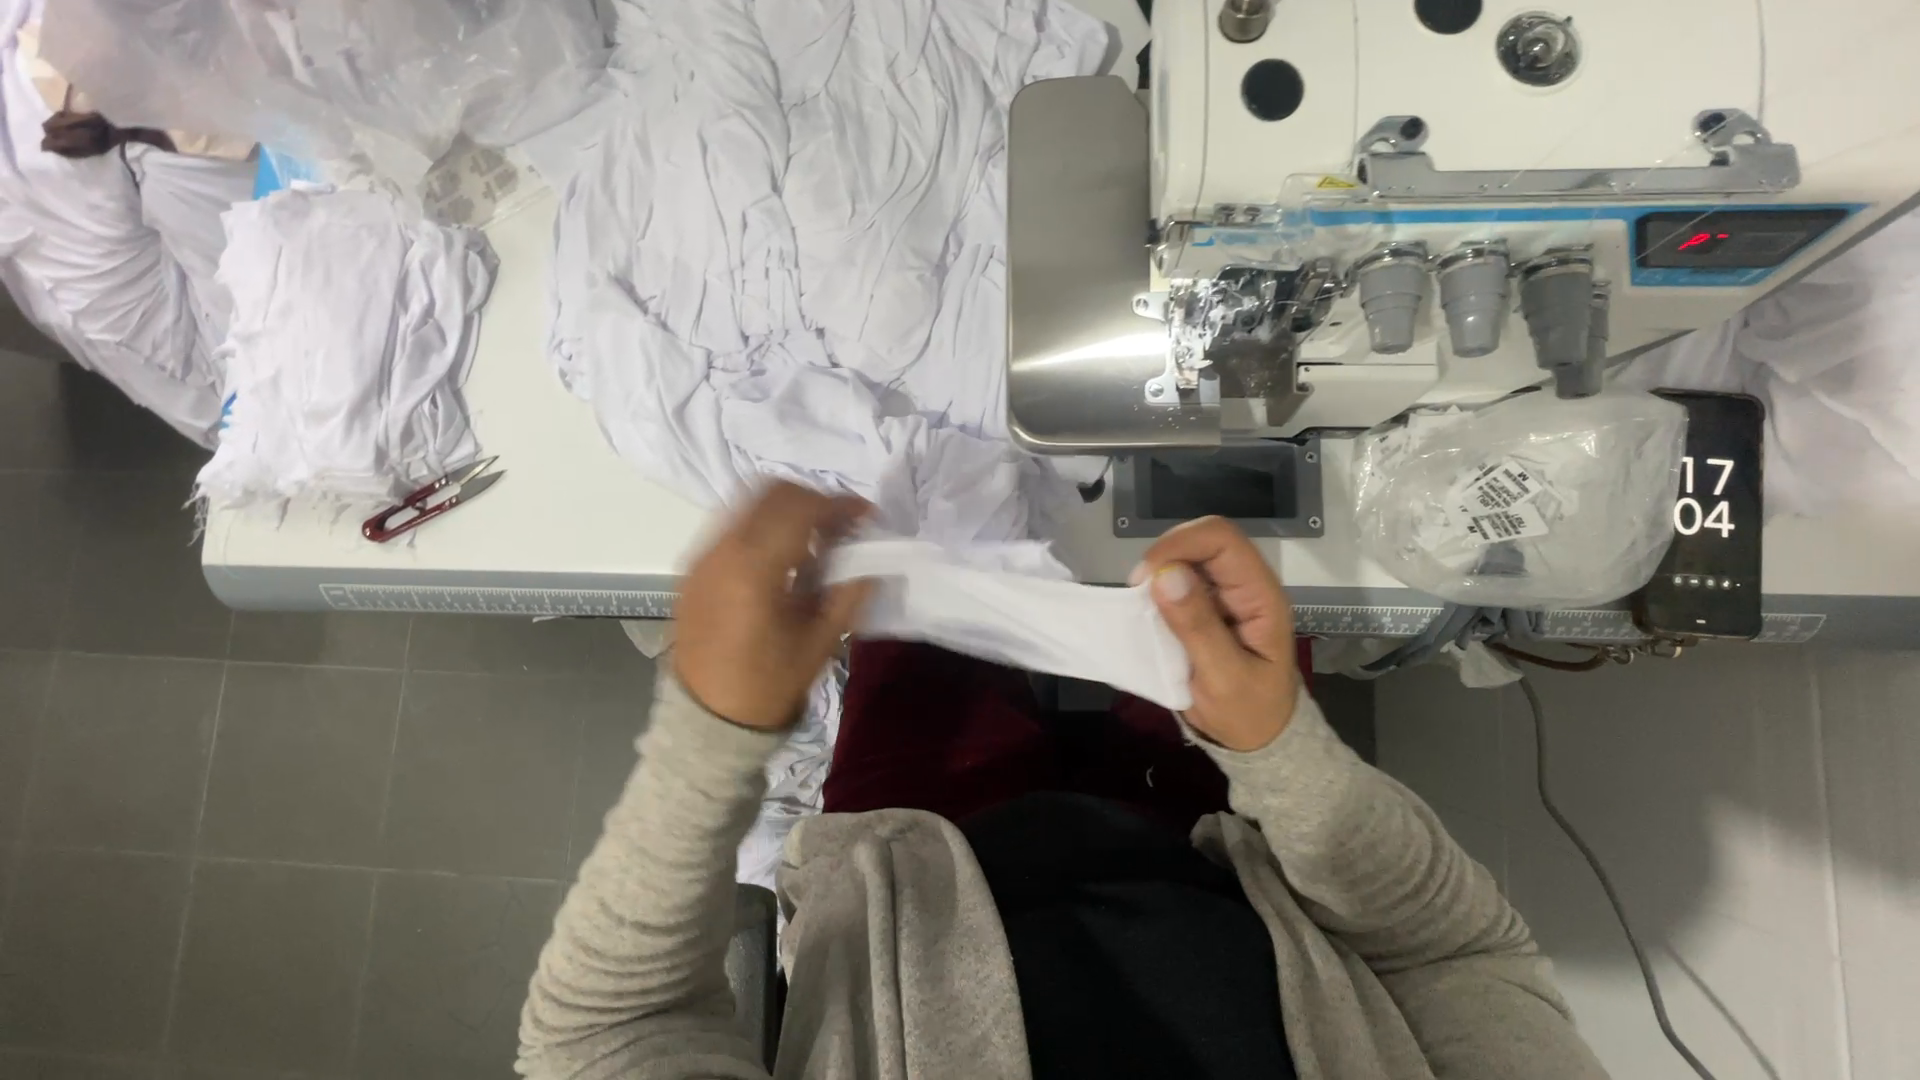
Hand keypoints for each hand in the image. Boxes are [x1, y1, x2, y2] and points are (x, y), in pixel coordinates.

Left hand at [673, 483, 874, 730]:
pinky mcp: (694, 568)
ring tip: (815, 542)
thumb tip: (870, 559)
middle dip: (814, 501)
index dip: (840, 505)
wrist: (706, 720)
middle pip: (774, 493)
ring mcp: (703, 556)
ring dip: (788, 511)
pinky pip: (733, 527)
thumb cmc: (768, 685)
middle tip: (842, 525)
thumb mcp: (821, 643)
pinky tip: (784, 559)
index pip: (801, 509)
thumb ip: (848, 592)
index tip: (866, 516)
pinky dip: (764, 527)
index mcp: (755, 569)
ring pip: (750, 504)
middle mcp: (722, 550)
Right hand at [1133, 516, 1298, 750]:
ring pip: (1188, 555)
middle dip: (1165, 556)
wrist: (1258, 739)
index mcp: (1260, 595)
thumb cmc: (1248, 712)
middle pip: (1203, 539)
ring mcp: (1226, 593)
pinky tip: (1148, 612)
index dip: (1180, 544)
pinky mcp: (1207, 604)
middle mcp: (1245, 584)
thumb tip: (1165, 575)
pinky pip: (1179, 578)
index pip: (1222, 539)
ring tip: (1142, 605)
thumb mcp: (1223, 677)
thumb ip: (1197, 626)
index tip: (1145, 578)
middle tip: (1138, 593)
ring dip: (1159, 572)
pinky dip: (1158, 587)